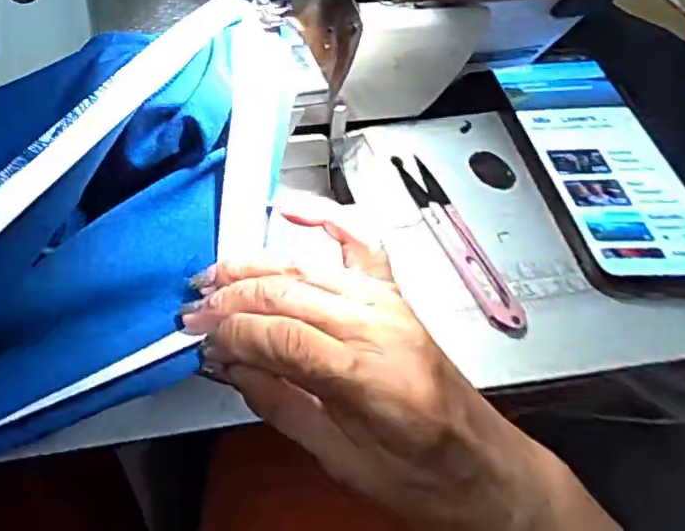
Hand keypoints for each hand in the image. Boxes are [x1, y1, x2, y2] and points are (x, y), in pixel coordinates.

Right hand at [181, 200, 616, 530]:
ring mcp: (386, 302)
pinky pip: (356, 238)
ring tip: (216, 277)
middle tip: (196, 311)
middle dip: (231, 299)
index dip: (233, 333)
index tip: (204, 339)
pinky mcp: (390, 291)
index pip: (282, 336)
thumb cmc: (426, 477)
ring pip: (303, 264)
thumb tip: (228, 363)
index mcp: (373, 380)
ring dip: (251, 266)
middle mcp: (380, 327)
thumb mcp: (340, 460)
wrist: (488, 472)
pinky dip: (321, 216)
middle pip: (286, 292)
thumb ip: (277, 404)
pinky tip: (288, 208)